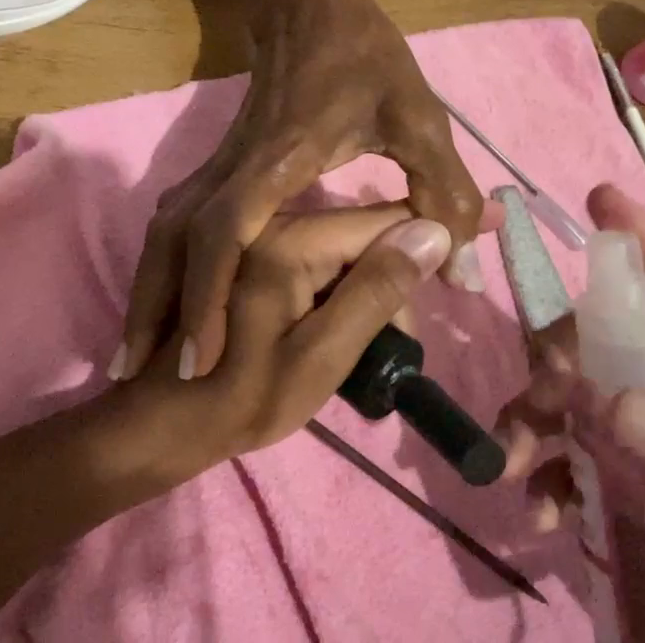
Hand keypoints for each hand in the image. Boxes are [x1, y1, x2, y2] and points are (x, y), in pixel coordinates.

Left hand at [114, 205, 452, 474]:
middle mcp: (265, 221)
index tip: (484, 240)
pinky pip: (308, 261)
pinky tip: (341, 332)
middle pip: (358, 236)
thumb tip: (432, 234)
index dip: (436, 234)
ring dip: (366, 293)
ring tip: (380, 347)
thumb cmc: (241, 400)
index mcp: (286, 238)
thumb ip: (374, 293)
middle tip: (407, 346)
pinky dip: (335, 291)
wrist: (160, 422)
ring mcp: (249, 238)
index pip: (382, 222)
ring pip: (335, 250)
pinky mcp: (243, 260)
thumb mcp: (320, 358)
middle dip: (393, 283)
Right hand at [116, 0, 488, 381]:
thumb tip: (452, 270)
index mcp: (277, 160)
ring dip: (146, 292)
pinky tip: (159, 304)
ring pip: (163, 234)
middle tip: (140, 377)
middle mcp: (230, 170)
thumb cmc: (364, 61)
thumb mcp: (418, 119)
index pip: (227, 231)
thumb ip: (442, 193)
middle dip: (156, 310)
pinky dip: (159, 269)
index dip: (209, 295)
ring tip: (133, 355)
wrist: (308, 6)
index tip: (202, 358)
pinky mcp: (211, 168)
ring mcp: (212, 166)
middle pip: (174, 242)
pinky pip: (172, 227)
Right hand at [494, 185, 644, 642]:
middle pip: (625, 345)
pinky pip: (580, 443)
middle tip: (533, 395)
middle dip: (564, 363)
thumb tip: (614, 398)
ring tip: (514, 464)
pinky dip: (550, 466)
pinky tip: (542, 506)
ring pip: (587, 388)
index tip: (604, 200)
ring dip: (540, 418)